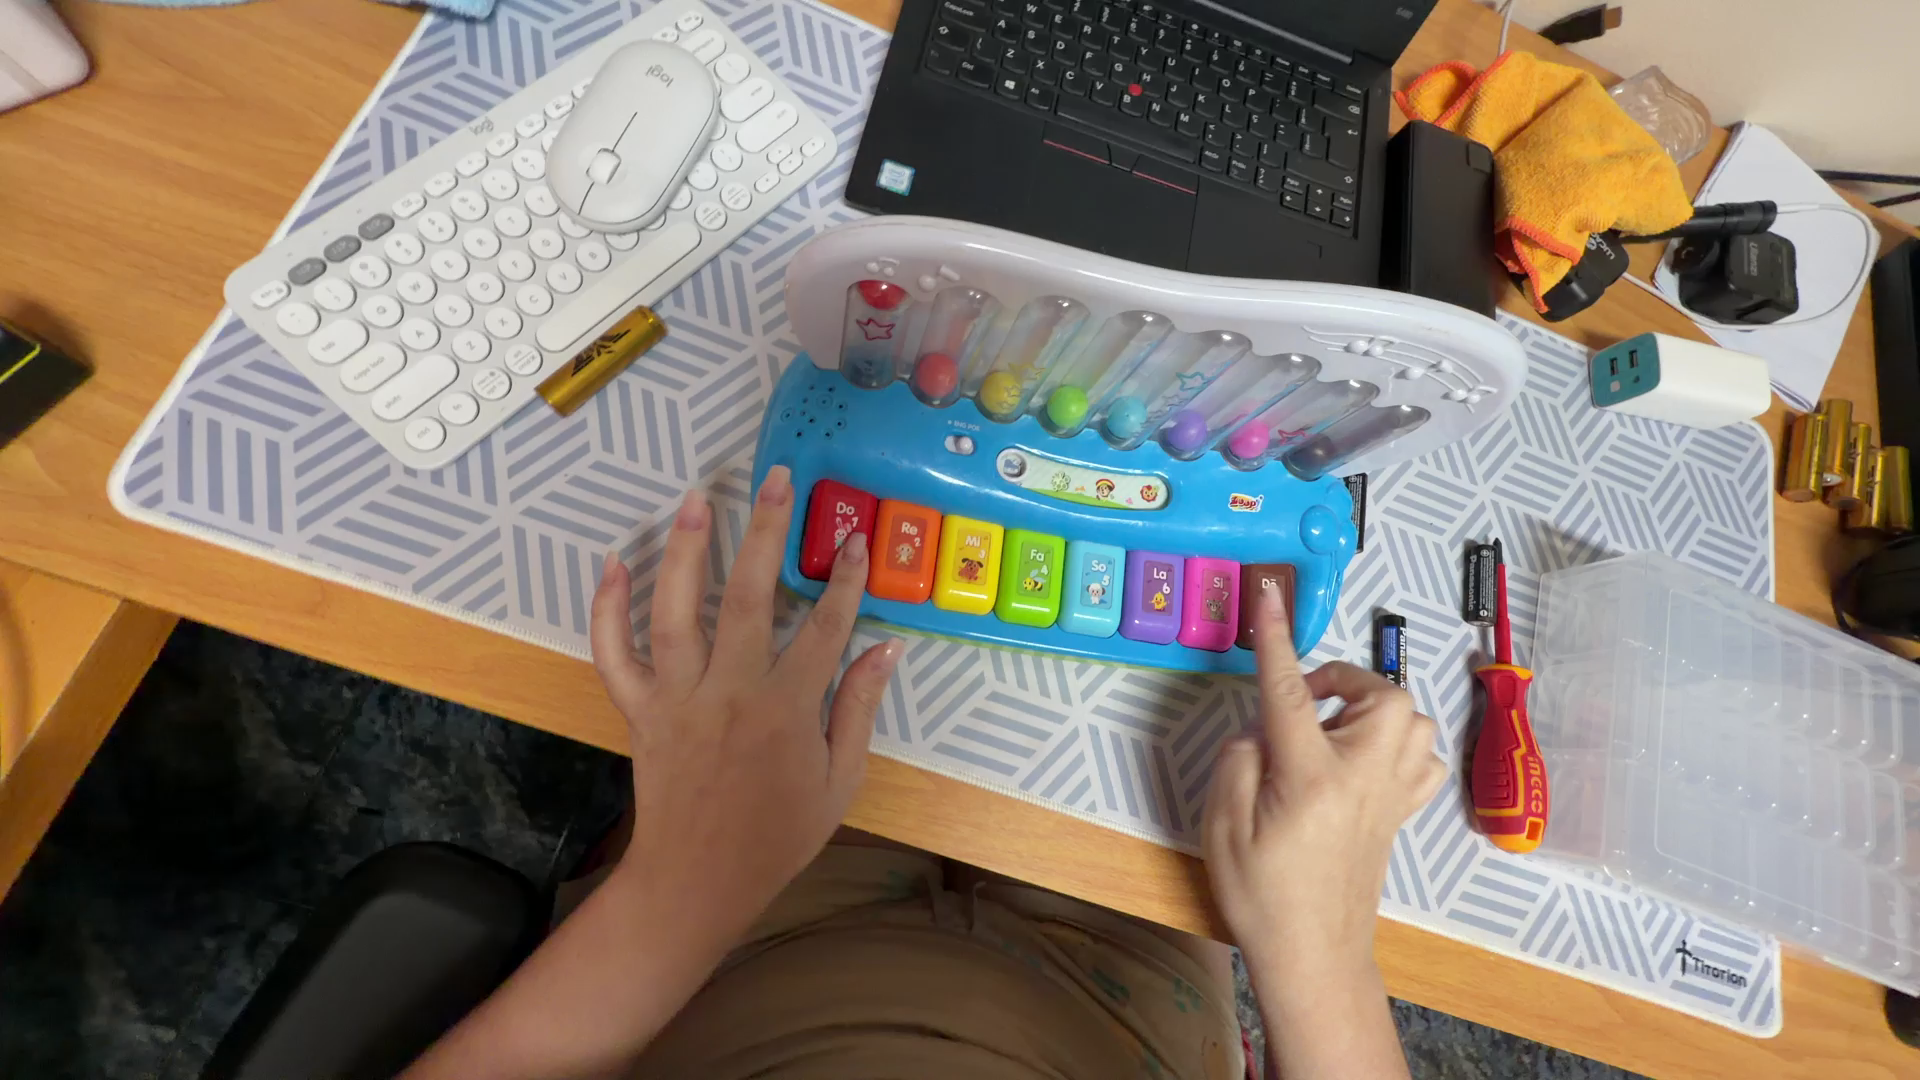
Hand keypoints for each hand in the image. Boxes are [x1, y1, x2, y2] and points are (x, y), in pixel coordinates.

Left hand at [589, 465, 902, 946]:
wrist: (697, 883)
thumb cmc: (779, 834)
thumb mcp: (841, 780)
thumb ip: (861, 708)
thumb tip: (887, 647)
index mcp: (788, 708)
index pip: (826, 627)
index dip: (846, 579)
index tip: (855, 538)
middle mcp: (732, 690)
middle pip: (750, 598)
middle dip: (767, 533)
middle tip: (778, 481)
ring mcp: (679, 697)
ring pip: (678, 611)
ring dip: (687, 550)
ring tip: (697, 498)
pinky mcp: (640, 709)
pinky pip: (614, 653)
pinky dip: (607, 608)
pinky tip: (614, 561)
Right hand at [1204, 583, 1445, 985]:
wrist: (1312, 954)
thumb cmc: (1259, 890)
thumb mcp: (1223, 821)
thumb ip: (1242, 756)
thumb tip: (1267, 725)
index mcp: (1310, 777)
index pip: (1289, 691)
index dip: (1275, 638)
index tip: (1268, 594)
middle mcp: (1362, 778)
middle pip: (1384, 697)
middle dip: (1342, 681)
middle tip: (1301, 702)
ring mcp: (1389, 796)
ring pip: (1411, 721)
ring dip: (1370, 705)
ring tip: (1329, 724)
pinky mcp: (1398, 813)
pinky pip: (1420, 755)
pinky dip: (1395, 738)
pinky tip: (1361, 751)